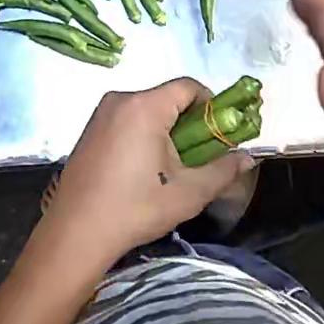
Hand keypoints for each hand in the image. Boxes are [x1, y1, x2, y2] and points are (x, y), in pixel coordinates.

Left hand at [38, 78, 252, 266]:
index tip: (218, 134)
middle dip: (189, 122)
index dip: (211, 105)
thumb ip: (223, 170)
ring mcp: (101, 114)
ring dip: (166, 130)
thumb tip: (248, 158)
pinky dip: (143, 135)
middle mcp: (121, 100)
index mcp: (145, 107)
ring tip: (170, 167)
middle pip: (168, 98)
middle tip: (197, 155)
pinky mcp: (90, 131)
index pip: (189, 87)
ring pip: (147, 110)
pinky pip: (127, 120)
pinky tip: (143, 169)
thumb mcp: (189, 193)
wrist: (75, 236)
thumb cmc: (135, 209)